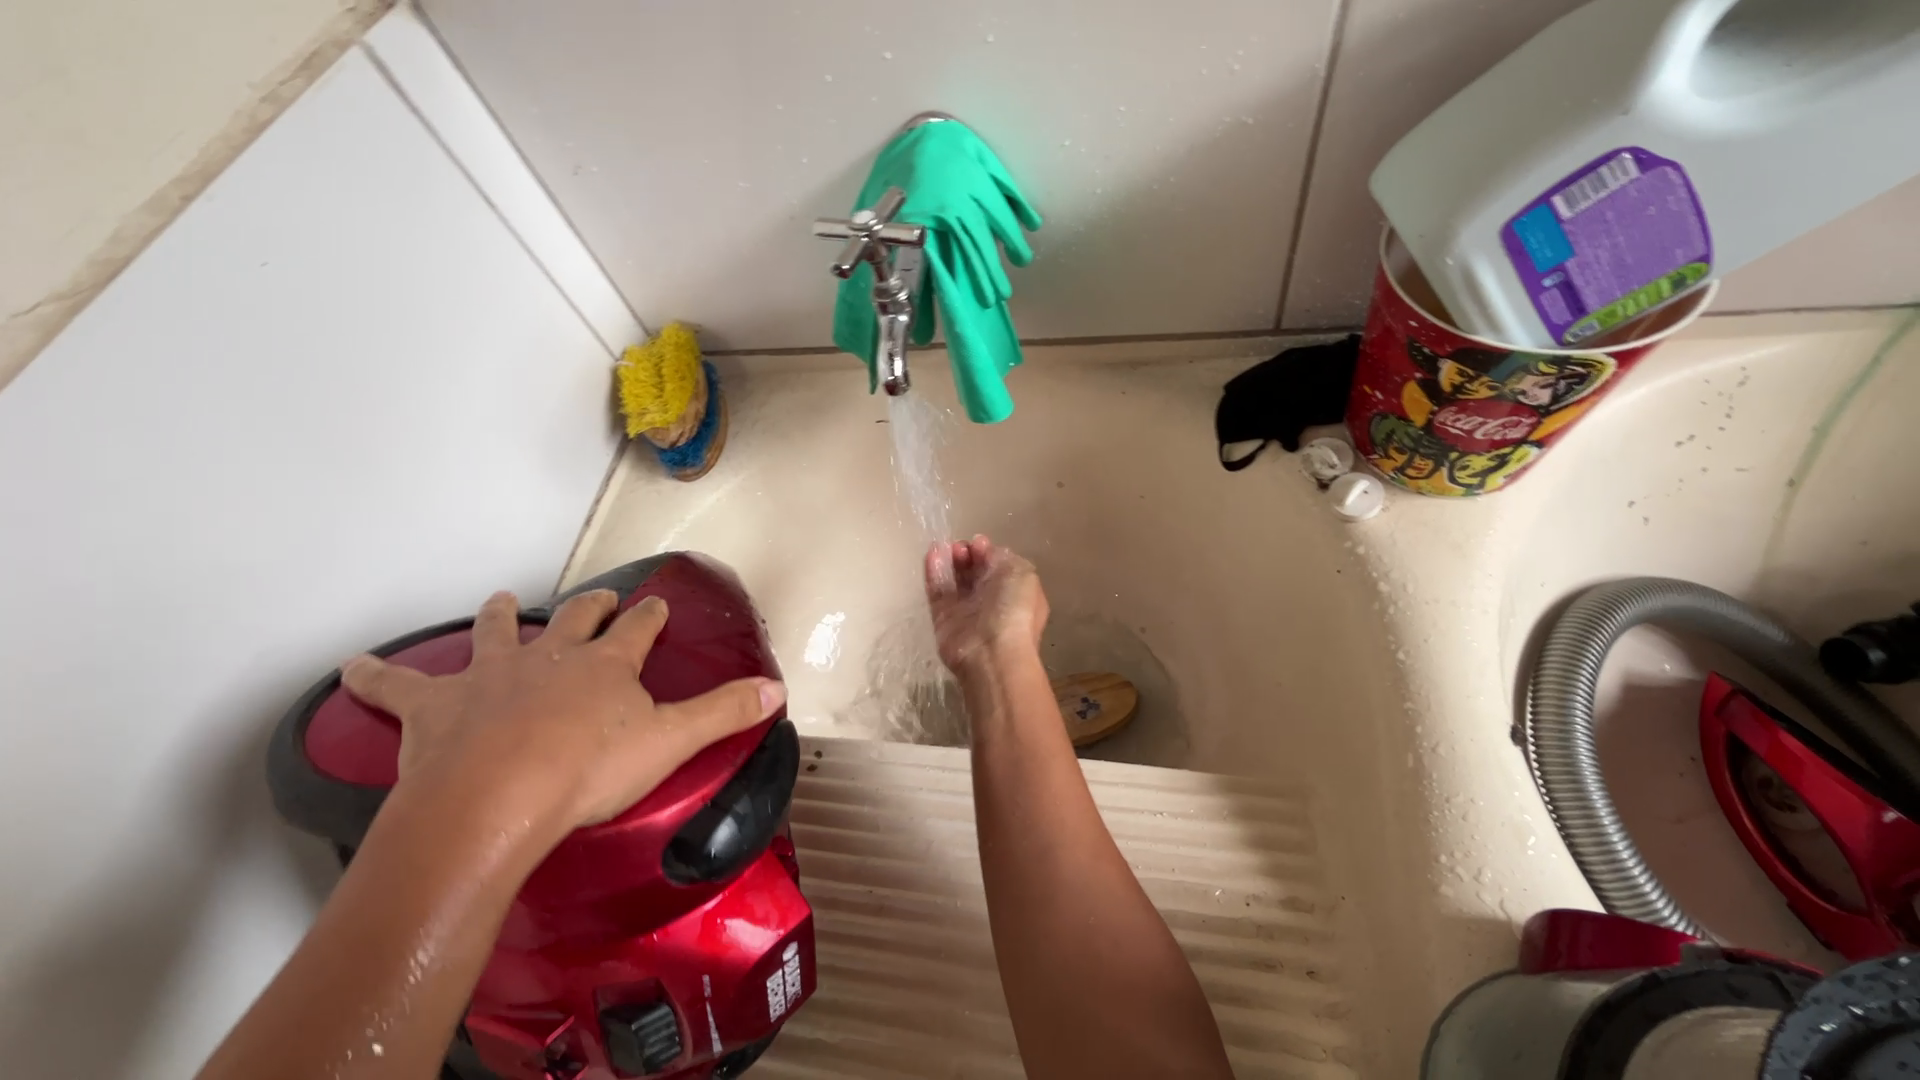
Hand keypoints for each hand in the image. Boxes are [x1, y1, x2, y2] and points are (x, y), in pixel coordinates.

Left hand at [339, 589, 785, 832]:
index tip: (657, 605)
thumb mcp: (671, 742)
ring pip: (495, 634)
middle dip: (589, 607)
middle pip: (574, 621)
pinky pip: (397, 686)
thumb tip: (778, 690)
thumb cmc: (588, 771)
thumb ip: (724, 714)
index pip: (636, 630)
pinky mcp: (434, 707)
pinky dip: (374, 676)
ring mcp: (490, 676)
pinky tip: (350, 667)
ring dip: (500, 617)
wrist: (496, 799)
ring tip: (502, 601)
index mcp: (605, 665)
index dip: (648, 617)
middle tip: (596, 598)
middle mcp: (549, 657)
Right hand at [924, 535, 1049, 675]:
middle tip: (961, 548)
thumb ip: (1002, 557)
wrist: (991, 653)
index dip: (987, 551)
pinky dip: (934, 570)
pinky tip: (933, 553)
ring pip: (954, 579)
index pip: (998, 566)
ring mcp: (965, 610)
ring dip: (950, 560)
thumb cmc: (1014, 609)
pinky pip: (937, 590)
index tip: (978, 543)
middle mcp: (991, 601)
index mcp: (1015, 591)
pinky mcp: (942, 618)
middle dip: (967, 554)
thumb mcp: (1021, 572)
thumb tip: (984, 550)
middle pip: (975, 571)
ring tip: (946, 547)